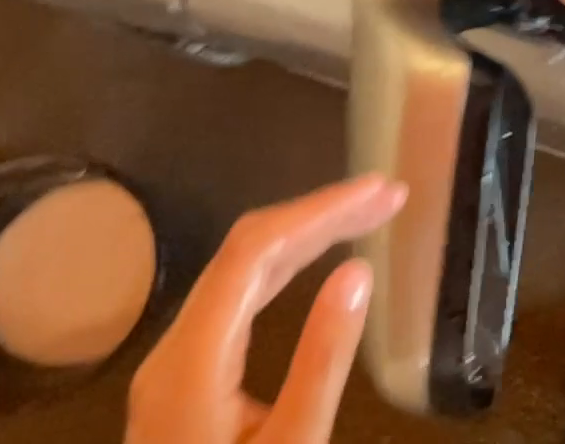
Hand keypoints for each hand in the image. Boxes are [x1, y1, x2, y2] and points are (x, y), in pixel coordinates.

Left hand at [126, 175, 407, 443]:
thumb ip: (321, 361)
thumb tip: (357, 271)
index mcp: (192, 362)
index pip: (254, 254)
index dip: (320, 211)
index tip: (382, 193)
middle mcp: (176, 347)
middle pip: (247, 251)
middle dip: (321, 213)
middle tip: (389, 196)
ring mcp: (178, 358)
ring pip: (242, 268)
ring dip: (307, 232)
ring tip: (368, 213)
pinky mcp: (190, 370)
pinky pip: (241, 293)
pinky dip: (289, 262)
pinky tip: (322, 256)